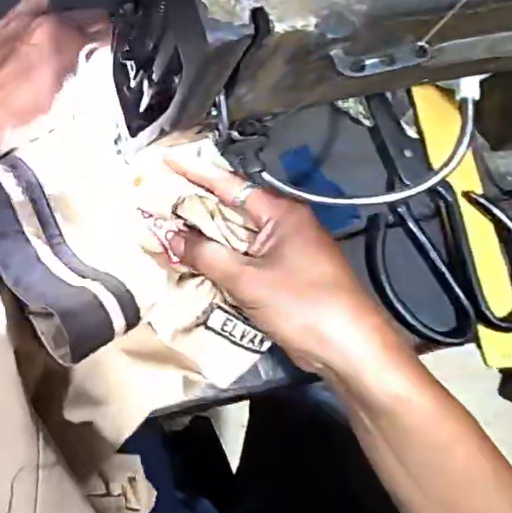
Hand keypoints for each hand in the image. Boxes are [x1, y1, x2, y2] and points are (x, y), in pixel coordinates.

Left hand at [0, 0, 110, 155]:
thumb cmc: (16, 122)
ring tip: (78, 44)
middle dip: (100, 32)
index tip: (123, 56)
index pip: (109, 33)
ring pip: (64, 12)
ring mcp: (25, 19)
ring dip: (75, 25)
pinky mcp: (5, 23)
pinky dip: (45, 9)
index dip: (119, 45)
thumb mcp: (63, 108)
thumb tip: (100, 66)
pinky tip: (47, 17)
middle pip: (90, 18)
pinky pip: (33, 5)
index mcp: (68, 40)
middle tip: (105, 53)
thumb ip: (87, 79)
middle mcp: (48, 21)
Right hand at [163, 157, 409, 375]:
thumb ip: (206, 255)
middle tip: (159, 203)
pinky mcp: (287, 274)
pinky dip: (222, 259)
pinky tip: (197, 264)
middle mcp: (284, 225)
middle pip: (231, 210)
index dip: (195, 173)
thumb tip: (170, 235)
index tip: (168, 162)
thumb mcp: (247, 279)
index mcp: (280, 214)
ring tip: (170, 231)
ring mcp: (287, 250)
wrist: (352, 349)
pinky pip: (247, 259)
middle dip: (195, 209)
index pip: (230, 185)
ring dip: (207, 237)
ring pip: (237, 237)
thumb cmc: (303, 304)